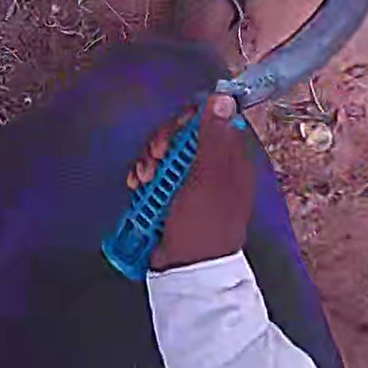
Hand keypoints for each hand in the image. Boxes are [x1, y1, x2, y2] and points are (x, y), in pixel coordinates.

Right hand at [132, 93, 254, 269]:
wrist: (188, 272)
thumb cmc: (203, 223)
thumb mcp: (208, 176)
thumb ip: (213, 135)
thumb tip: (224, 96)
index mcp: (230, 159)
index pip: (210, 121)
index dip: (189, 121)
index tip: (175, 132)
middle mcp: (212, 167)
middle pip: (183, 136)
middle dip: (163, 143)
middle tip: (156, 158)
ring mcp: (191, 183)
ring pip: (165, 154)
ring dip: (150, 161)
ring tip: (144, 179)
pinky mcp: (171, 197)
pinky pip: (155, 174)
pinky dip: (144, 177)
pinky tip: (137, 186)